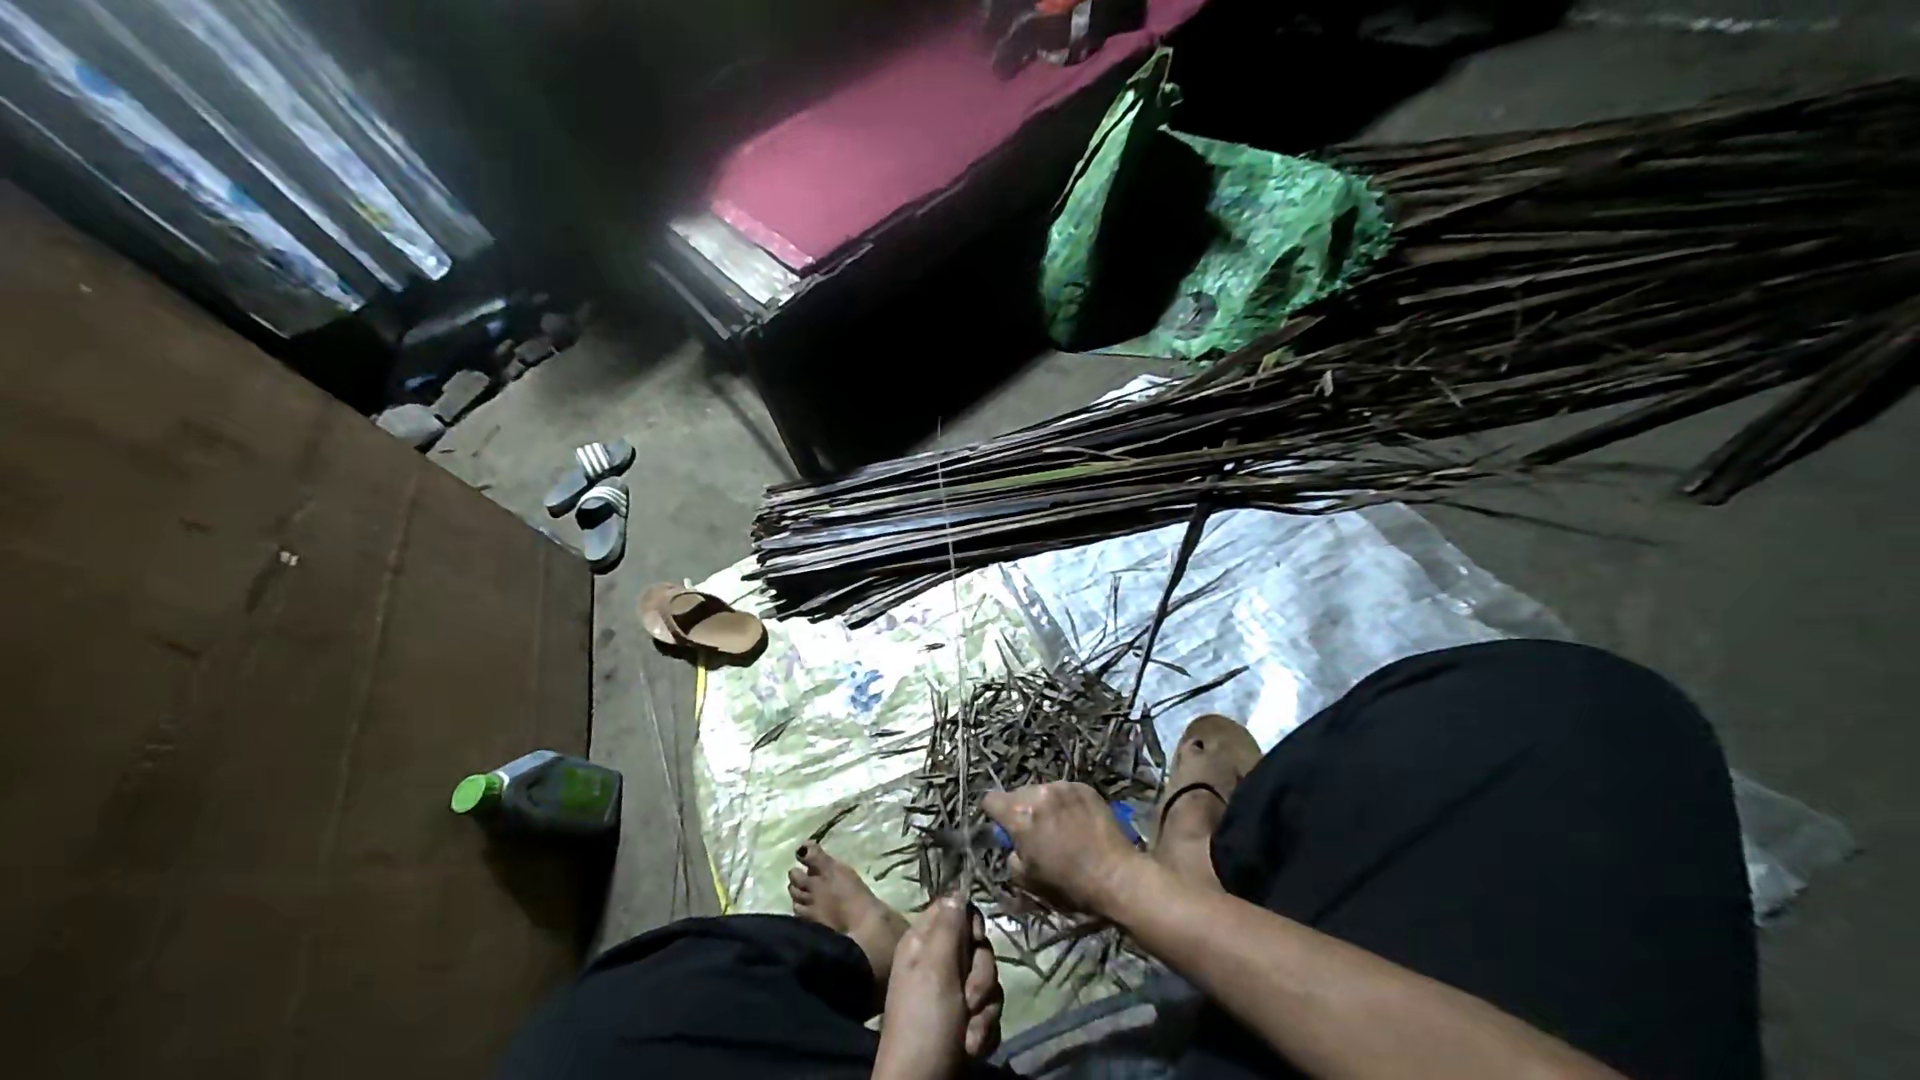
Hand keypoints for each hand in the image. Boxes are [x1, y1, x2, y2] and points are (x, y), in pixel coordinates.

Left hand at [873, 896, 1003, 1079]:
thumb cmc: (924, 1023)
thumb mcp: (934, 969)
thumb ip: (948, 926)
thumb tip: (957, 889)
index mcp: (924, 943)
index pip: (956, 910)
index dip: (971, 924)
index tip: (973, 943)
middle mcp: (939, 963)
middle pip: (979, 948)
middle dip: (982, 977)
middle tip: (966, 999)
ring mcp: (953, 995)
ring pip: (990, 983)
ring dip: (984, 1011)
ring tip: (968, 1033)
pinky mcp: (967, 1022)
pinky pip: (991, 1012)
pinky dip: (985, 1031)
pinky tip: (972, 1047)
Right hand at [982, 782, 1142, 913]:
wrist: (1117, 876)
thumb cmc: (1069, 884)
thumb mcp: (1027, 880)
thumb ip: (1012, 855)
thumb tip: (1015, 845)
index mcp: (1021, 816)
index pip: (990, 799)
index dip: (994, 814)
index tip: (1004, 827)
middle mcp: (1040, 793)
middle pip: (1017, 794)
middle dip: (1022, 811)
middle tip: (1036, 833)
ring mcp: (1065, 787)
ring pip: (1042, 792)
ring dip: (1044, 806)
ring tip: (1061, 827)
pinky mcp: (1085, 787)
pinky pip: (1065, 791)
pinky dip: (1066, 803)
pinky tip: (1078, 822)